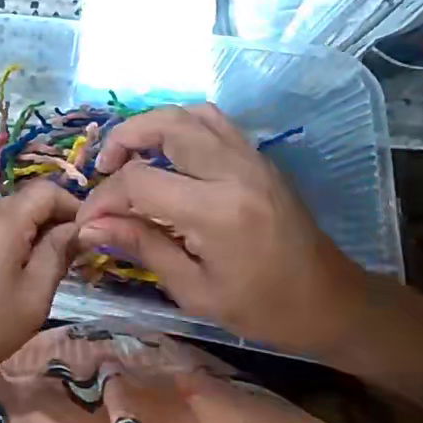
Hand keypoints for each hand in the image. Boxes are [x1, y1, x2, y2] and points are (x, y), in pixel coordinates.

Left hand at [0, 180, 79, 396]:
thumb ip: (58, 253)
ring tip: (41, 271)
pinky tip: (8, 276)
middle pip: (25, 202)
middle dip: (52, 222)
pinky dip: (6, 242)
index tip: (89, 235)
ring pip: (6, 217)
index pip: (47, 190)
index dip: (73, 206)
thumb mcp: (34, 295)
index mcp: (3, 219)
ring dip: (29, 234)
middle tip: (71, 258)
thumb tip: (78, 228)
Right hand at [75, 104, 370, 354]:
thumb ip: (141, 246)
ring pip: (189, 113)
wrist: (333, 302)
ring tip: (131, 155)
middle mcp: (234, 171)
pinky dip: (180, 126)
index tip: (89, 219)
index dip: (104, 198)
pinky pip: (213, 121)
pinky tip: (167, 154)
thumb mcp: (194, 290)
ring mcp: (251, 158)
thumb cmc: (263, 309)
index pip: (140, 182)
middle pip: (165, 124)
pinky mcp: (258, 157)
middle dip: (123, 140)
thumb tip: (90, 227)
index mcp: (217, 211)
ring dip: (151, 125)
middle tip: (104, 169)